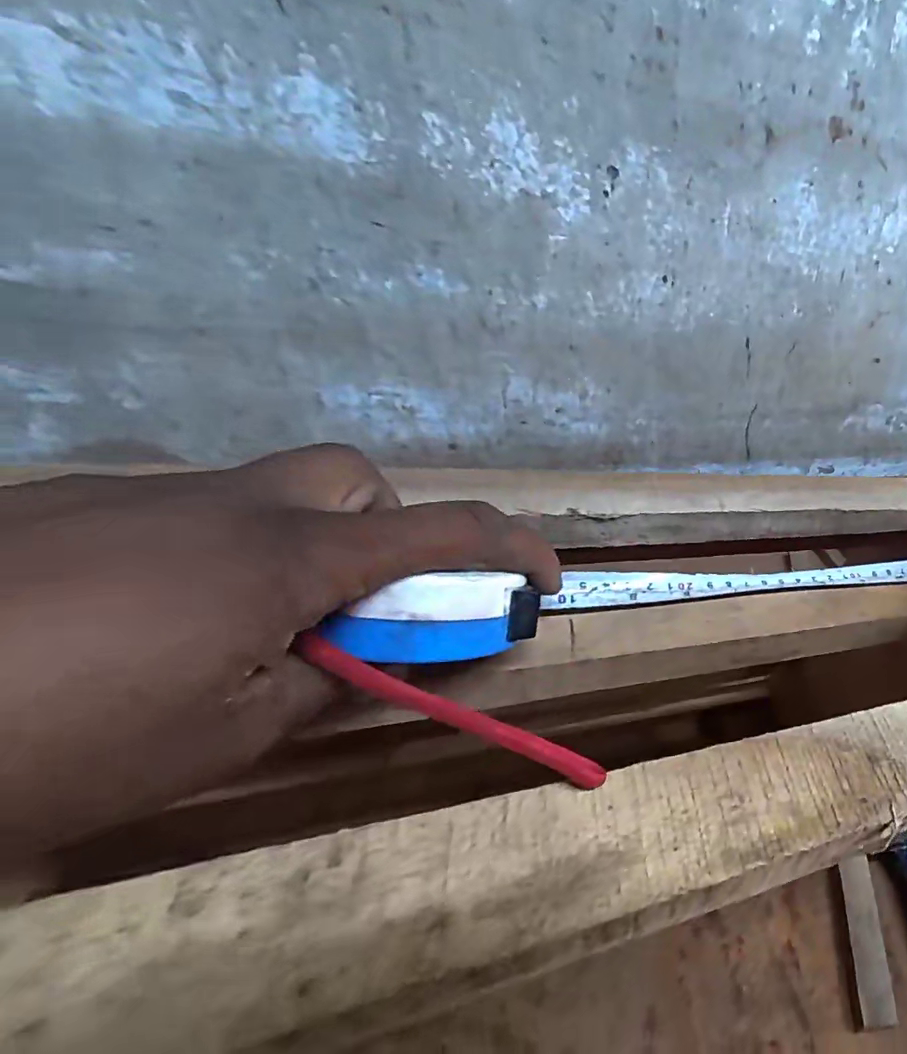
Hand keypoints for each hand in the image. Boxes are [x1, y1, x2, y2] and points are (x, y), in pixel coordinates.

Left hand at [0, 445, 559, 857]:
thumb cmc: (52, 744)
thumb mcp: (227, 735)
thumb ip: (333, 681)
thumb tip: (389, 656)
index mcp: (283, 558)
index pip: (446, 530)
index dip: (515, 548)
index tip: (543, 581)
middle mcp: (219, 506)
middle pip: (350, 476)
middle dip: (388, 527)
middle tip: (360, 598)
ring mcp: (125, 499)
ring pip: (256, 491)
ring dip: (294, 543)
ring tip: (240, 624)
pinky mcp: (44, 510)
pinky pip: (170, 513)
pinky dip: (204, 553)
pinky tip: (133, 621)